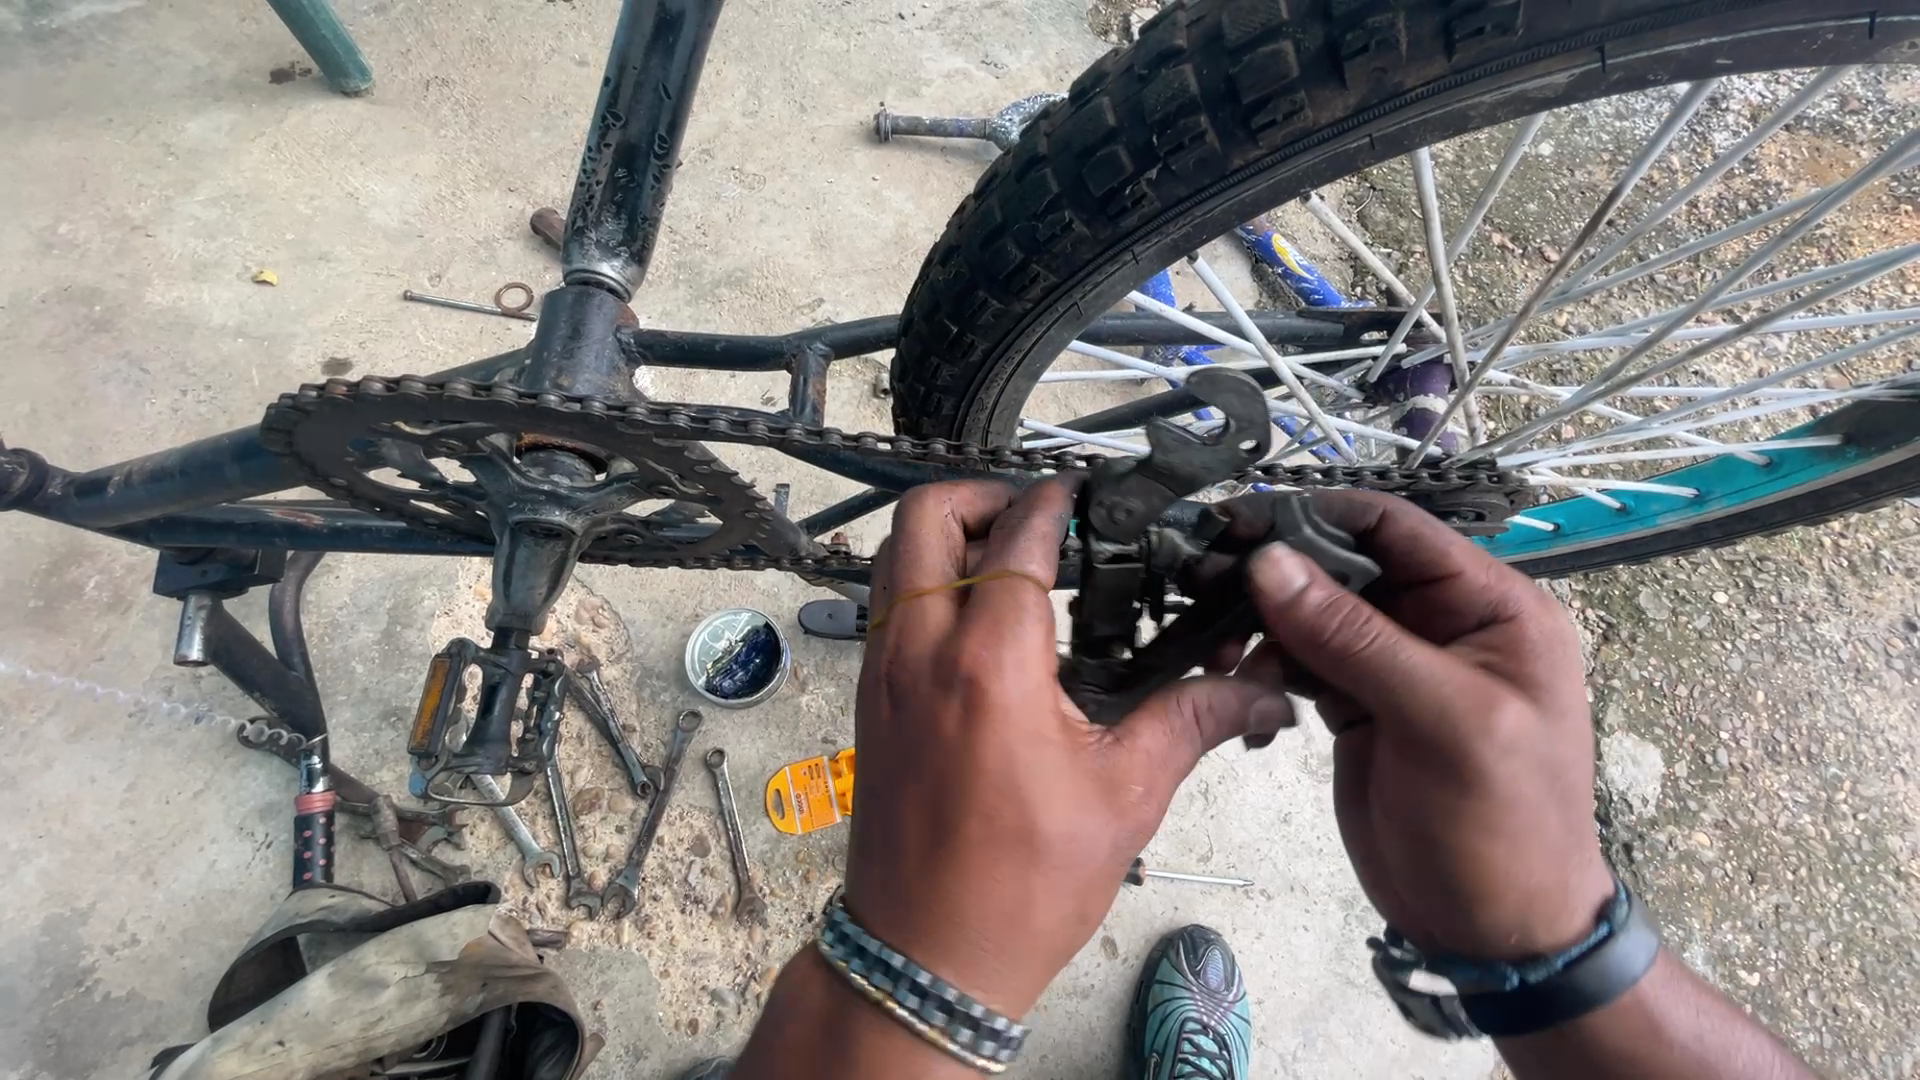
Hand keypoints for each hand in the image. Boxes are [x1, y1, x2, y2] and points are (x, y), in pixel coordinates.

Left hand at [843, 478, 1293, 1015]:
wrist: (926, 950)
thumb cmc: (1020, 885)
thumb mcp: (1124, 796)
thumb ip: (1190, 720)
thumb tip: (1255, 694)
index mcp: (991, 661)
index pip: (1017, 537)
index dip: (1051, 502)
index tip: (1078, 496)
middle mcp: (922, 648)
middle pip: (927, 516)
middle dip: (981, 496)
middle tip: (1034, 521)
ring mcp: (883, 668)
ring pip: (894, 552)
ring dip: (946, 534)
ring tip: (1006, 557)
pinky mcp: (871, 693)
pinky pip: (886, 600)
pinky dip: (923, 578)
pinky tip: (975, 615)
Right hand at [1227, 490, 1613, 958]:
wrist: (1490, 928)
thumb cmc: (1498, 822)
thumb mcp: (1440, 720)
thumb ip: (1353, 636)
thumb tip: (1266, 561)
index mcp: (1484, 604)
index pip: (1391, 528)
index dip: (1315, 516)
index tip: (1239, 525)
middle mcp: (1433, 619)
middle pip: (1338, 565)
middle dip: (1272, 573)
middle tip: (1202, 581)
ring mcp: (1386, 659)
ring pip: (1306, 610)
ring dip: (1257, 624)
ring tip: (1219, 654)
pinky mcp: (1348, 696)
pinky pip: (1294, 657)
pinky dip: (1260, 665)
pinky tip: (1241, 687)